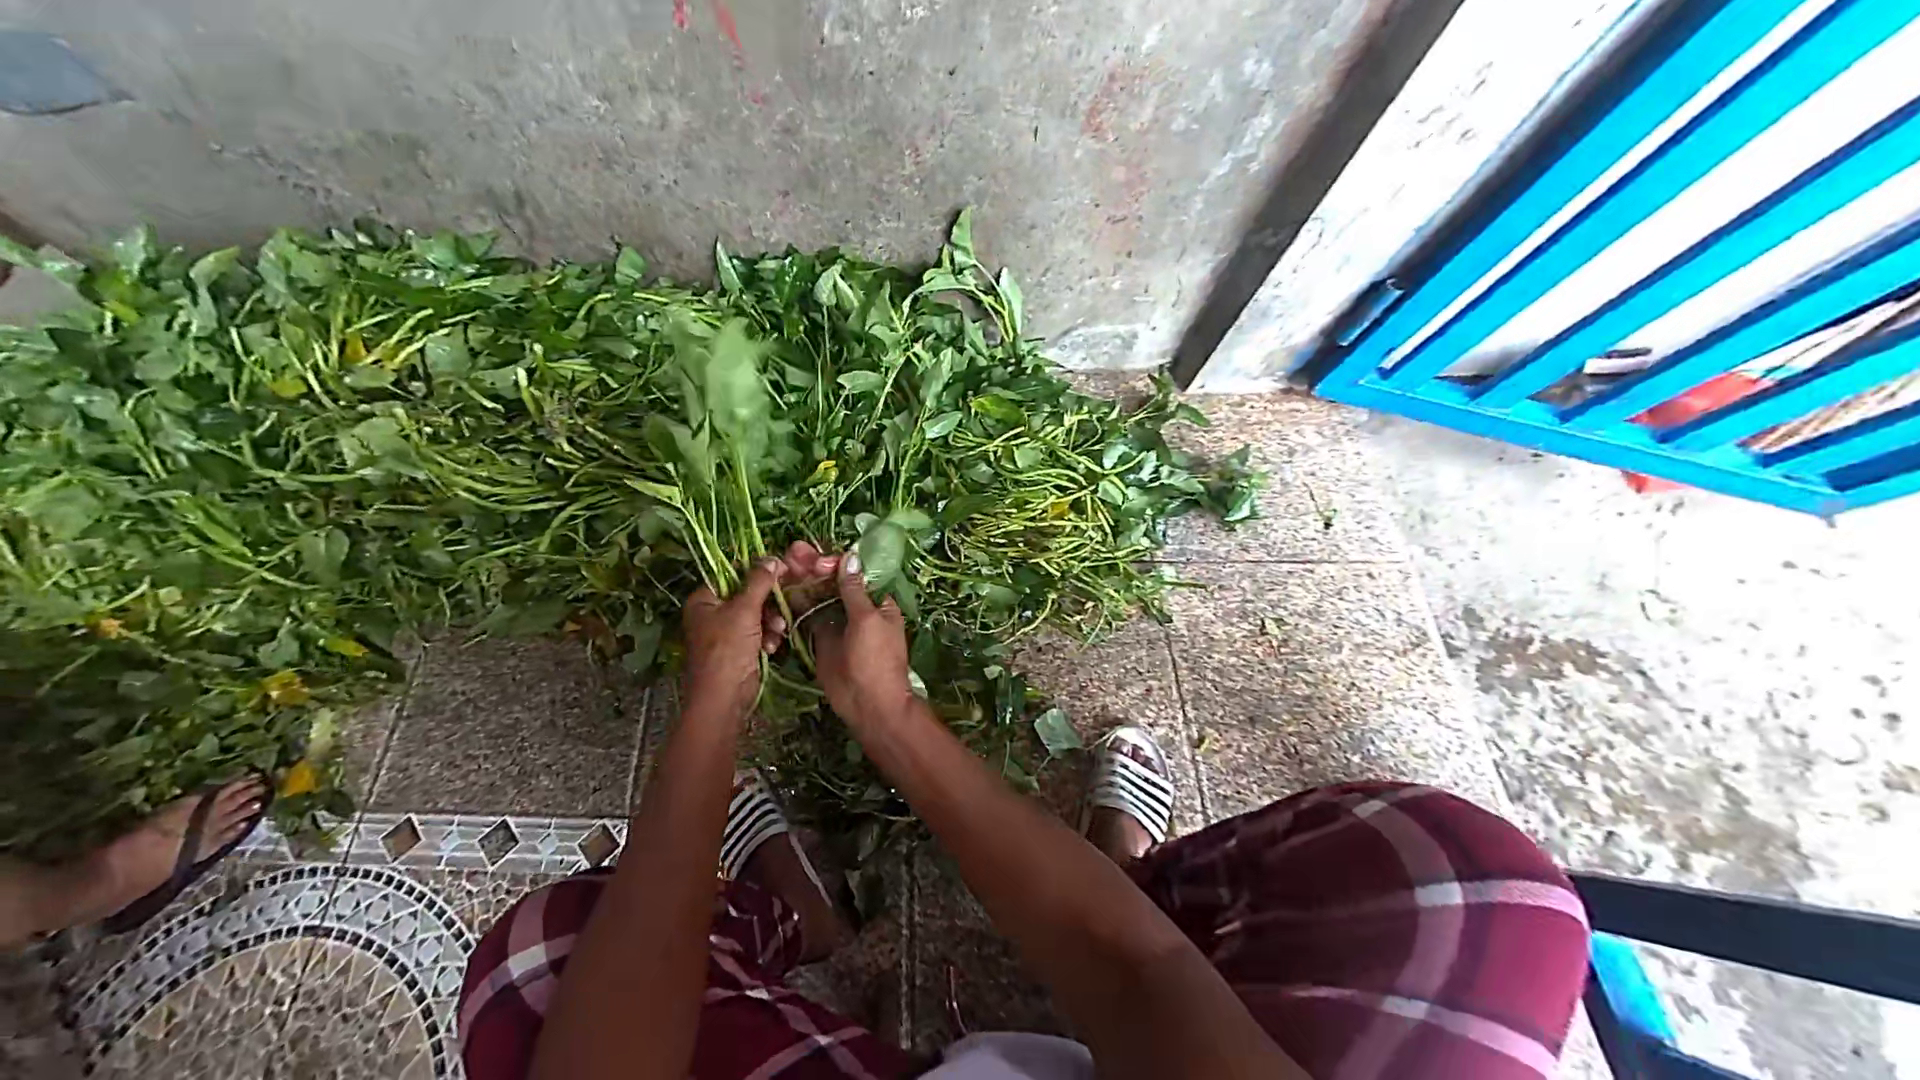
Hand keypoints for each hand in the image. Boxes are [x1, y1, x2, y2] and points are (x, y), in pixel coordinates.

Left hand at [682, 558, 785, 719]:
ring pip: (756, 614)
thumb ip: (759, 581)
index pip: (731, 574)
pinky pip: (757, 633)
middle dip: (768, 602)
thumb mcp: (744, 610)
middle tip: (784, 603)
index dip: (756, 570)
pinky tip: (772, 646)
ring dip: (771, 621)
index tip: (781, 570)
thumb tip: (773, 558)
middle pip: (747, 594)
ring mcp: (725, 632)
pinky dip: (767, 637)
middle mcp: (711, 613)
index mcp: (704, 599)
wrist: (723, 697)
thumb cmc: (727, 650)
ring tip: (778, 630)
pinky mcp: (738, 649)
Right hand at [792, 544, 914, 731]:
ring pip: (818, 596)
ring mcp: (837, 623)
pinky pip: (808, 616)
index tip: (816, 559)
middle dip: (813, 567)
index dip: (835, 562)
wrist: (868, 704)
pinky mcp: (821, 638)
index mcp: (876, 601)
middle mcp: (856, 608)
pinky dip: (795, 604)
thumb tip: (849, 557)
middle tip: (791, 553)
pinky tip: (780, 590)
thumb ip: (854, 590)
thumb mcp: (868, 620)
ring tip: (783, 566)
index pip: (854, 572)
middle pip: (833, 581)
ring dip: (802, 581)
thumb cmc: (876, 659)